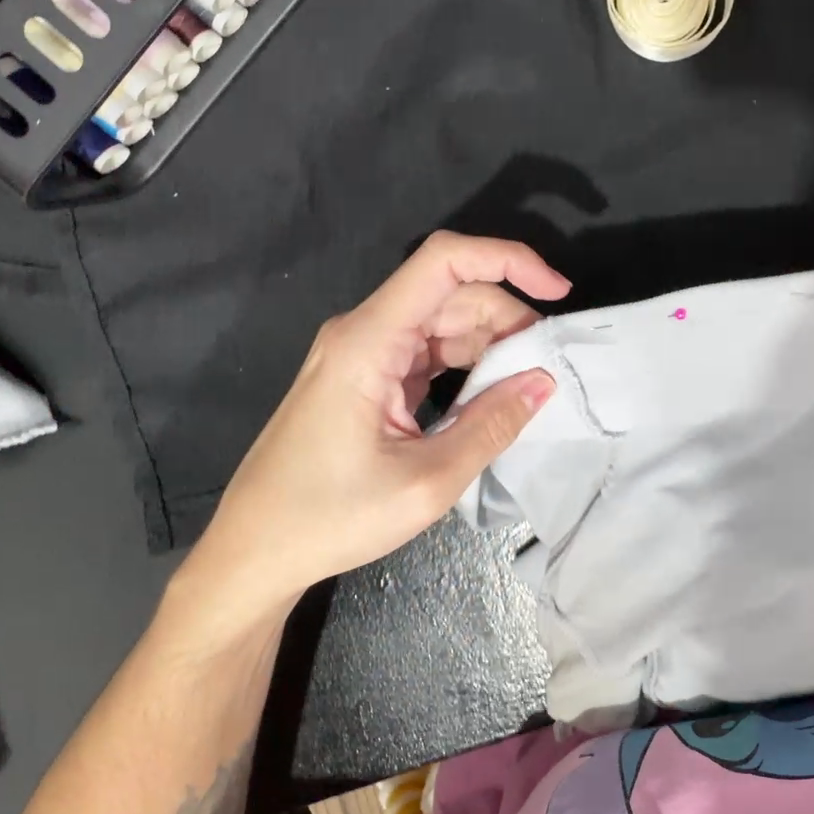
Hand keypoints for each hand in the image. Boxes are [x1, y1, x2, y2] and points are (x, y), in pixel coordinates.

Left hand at [180, 232, 567, 619]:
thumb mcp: (427, 481)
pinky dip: (469, 365)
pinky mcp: (368, 377)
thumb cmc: (331, 517)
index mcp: (369, 340)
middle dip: (509, 316)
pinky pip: (429, 351)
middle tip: (551, 365)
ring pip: (444, 321)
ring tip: (529, 385)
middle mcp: (364, 331)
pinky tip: (494, 395)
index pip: (444, 261)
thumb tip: (545, 381)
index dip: (508, 259)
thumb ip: (492, 424)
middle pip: (452, 292)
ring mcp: (363, 353)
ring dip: (492, 343)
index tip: (559, 292)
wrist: (254, 553)